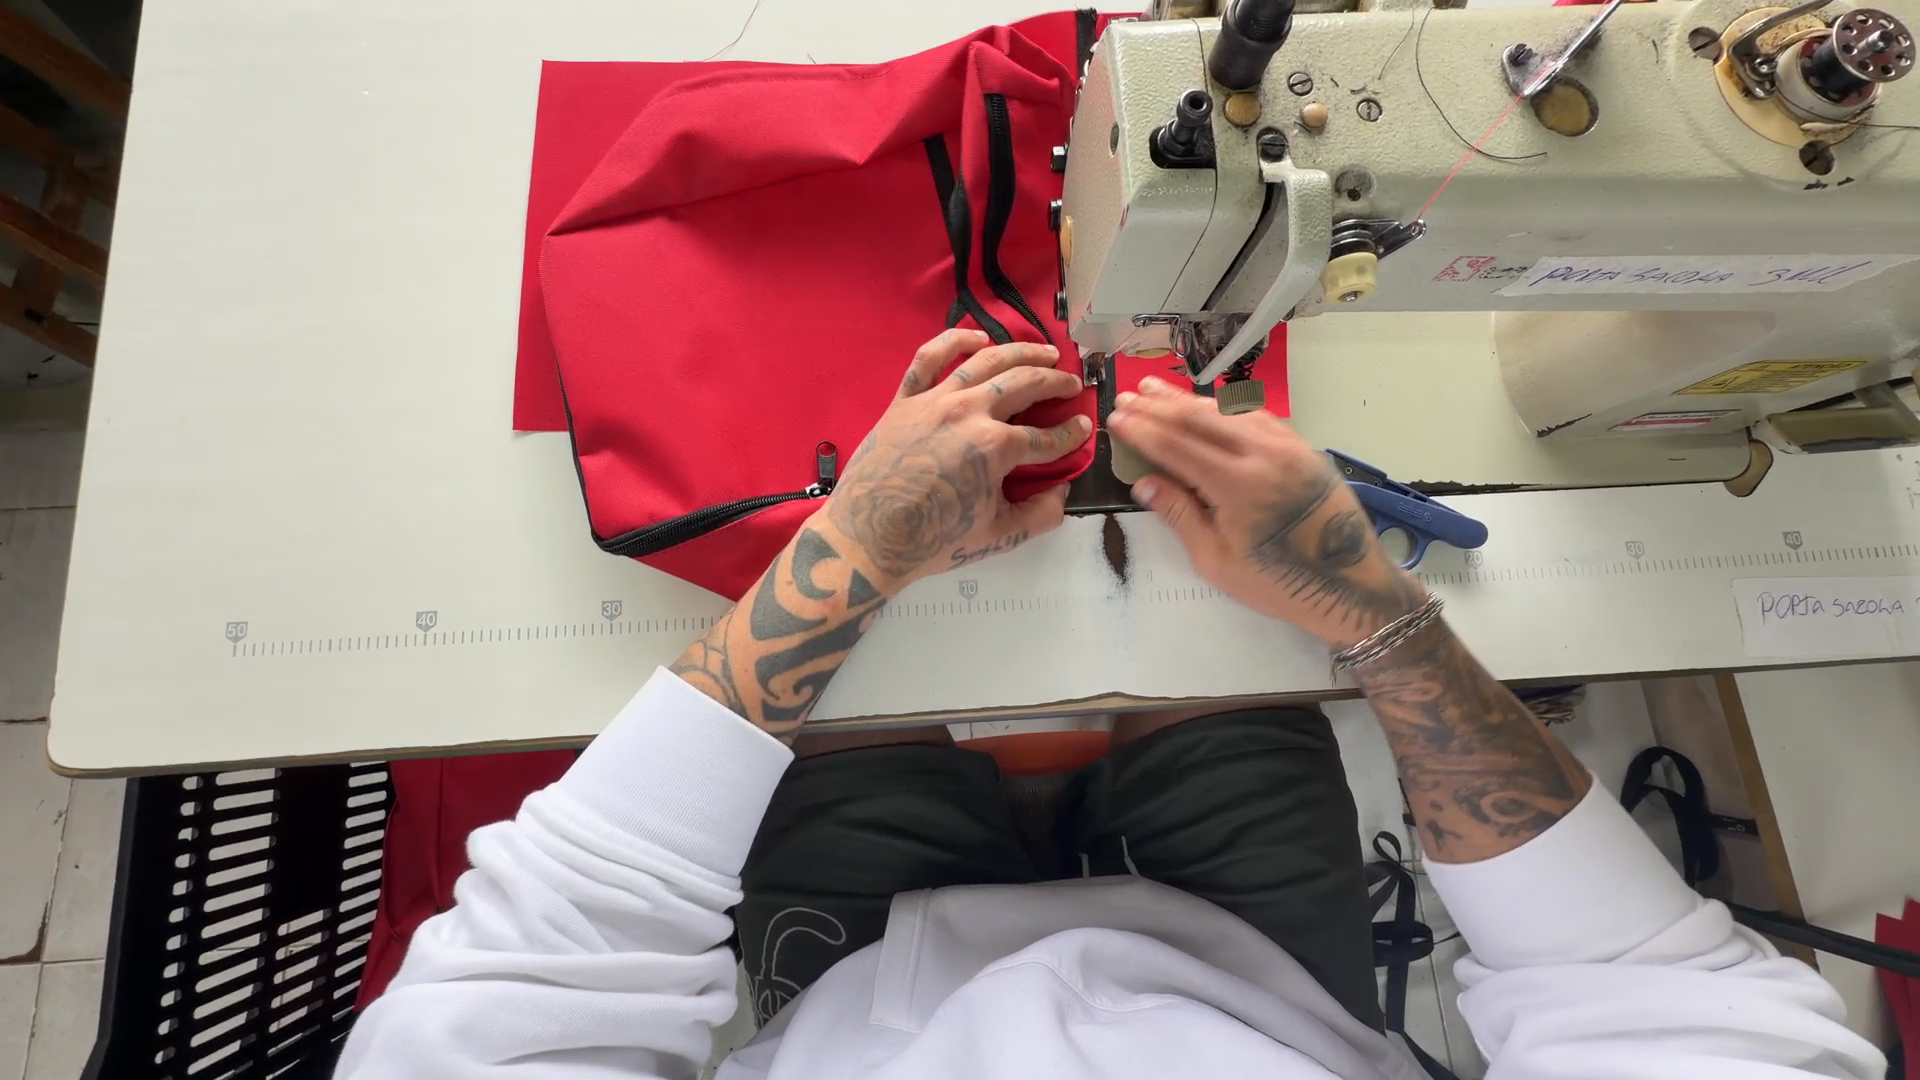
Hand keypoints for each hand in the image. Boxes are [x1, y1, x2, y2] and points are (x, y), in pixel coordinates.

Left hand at [822, 328, 1091, 592]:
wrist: (868, 537)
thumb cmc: (932, 541)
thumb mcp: (997, 537)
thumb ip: (1039, 515)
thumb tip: (1062, 495)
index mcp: (995, 447)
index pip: (1045, 437)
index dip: (1070, 434)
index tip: (1083, 427)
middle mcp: (968, 412)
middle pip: (1024, 384)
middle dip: (1055, 382)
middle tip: (1071, 383)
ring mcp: (934, 401)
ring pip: (985, 361)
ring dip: (1021, 351)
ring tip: (1043, 352)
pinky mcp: (904, 400)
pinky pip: (929, 358)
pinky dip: (954, 341)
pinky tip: (977, 338)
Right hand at [1108, 377, 1424, 647]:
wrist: (1351, 586)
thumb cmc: (1278, 583)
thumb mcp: (1217, 561)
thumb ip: (1181, 515)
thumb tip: (1145, 483)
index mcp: (1238, 486)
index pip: (1178, 446)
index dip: (1143, 431)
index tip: (1116, 418)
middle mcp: (1264, 455)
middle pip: (1201, 419)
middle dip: (1159, 406)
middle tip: (1128, 395)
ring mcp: (1288, 447)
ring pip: (1229, 411)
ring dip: (1189, 400)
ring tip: (1158, 390)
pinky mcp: (1303, 448)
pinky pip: (1257, 417)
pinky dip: (1225, 408)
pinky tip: (1208, 405)